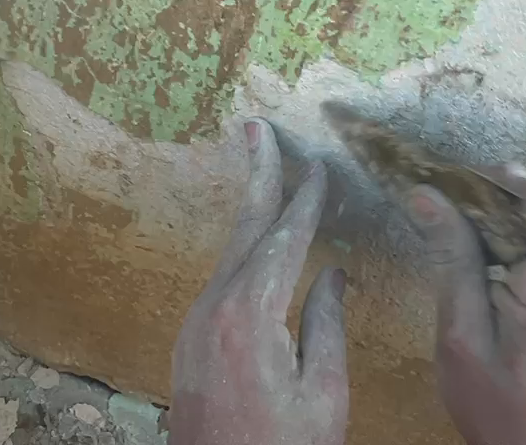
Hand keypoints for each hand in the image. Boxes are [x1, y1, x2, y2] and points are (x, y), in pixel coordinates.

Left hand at [170, 118, 347, 444]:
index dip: (306, 201)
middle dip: (256, 173)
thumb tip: (333, 273)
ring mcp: (197, 321)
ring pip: (231, 249)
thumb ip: (326, 326)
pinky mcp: (192, 338)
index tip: (320, 167)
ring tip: (262, 166)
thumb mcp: (323, 398)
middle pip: (244, 227)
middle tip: (256, 127)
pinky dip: (244, 245)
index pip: (285, 240)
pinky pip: (224, 275)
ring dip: (251, 207)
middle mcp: (215, 306)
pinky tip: (257, 237)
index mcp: (251, 316)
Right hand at [410, 166, 525, 444]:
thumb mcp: (462, 335)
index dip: (495, 182)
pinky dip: (513, 236)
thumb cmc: (501, 408)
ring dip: (501, 214)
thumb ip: (451, 258)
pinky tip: (482, 251)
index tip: (450, 187)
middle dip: (492, 195)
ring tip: (458, 227)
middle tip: (446, 206)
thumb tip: (426, 193)